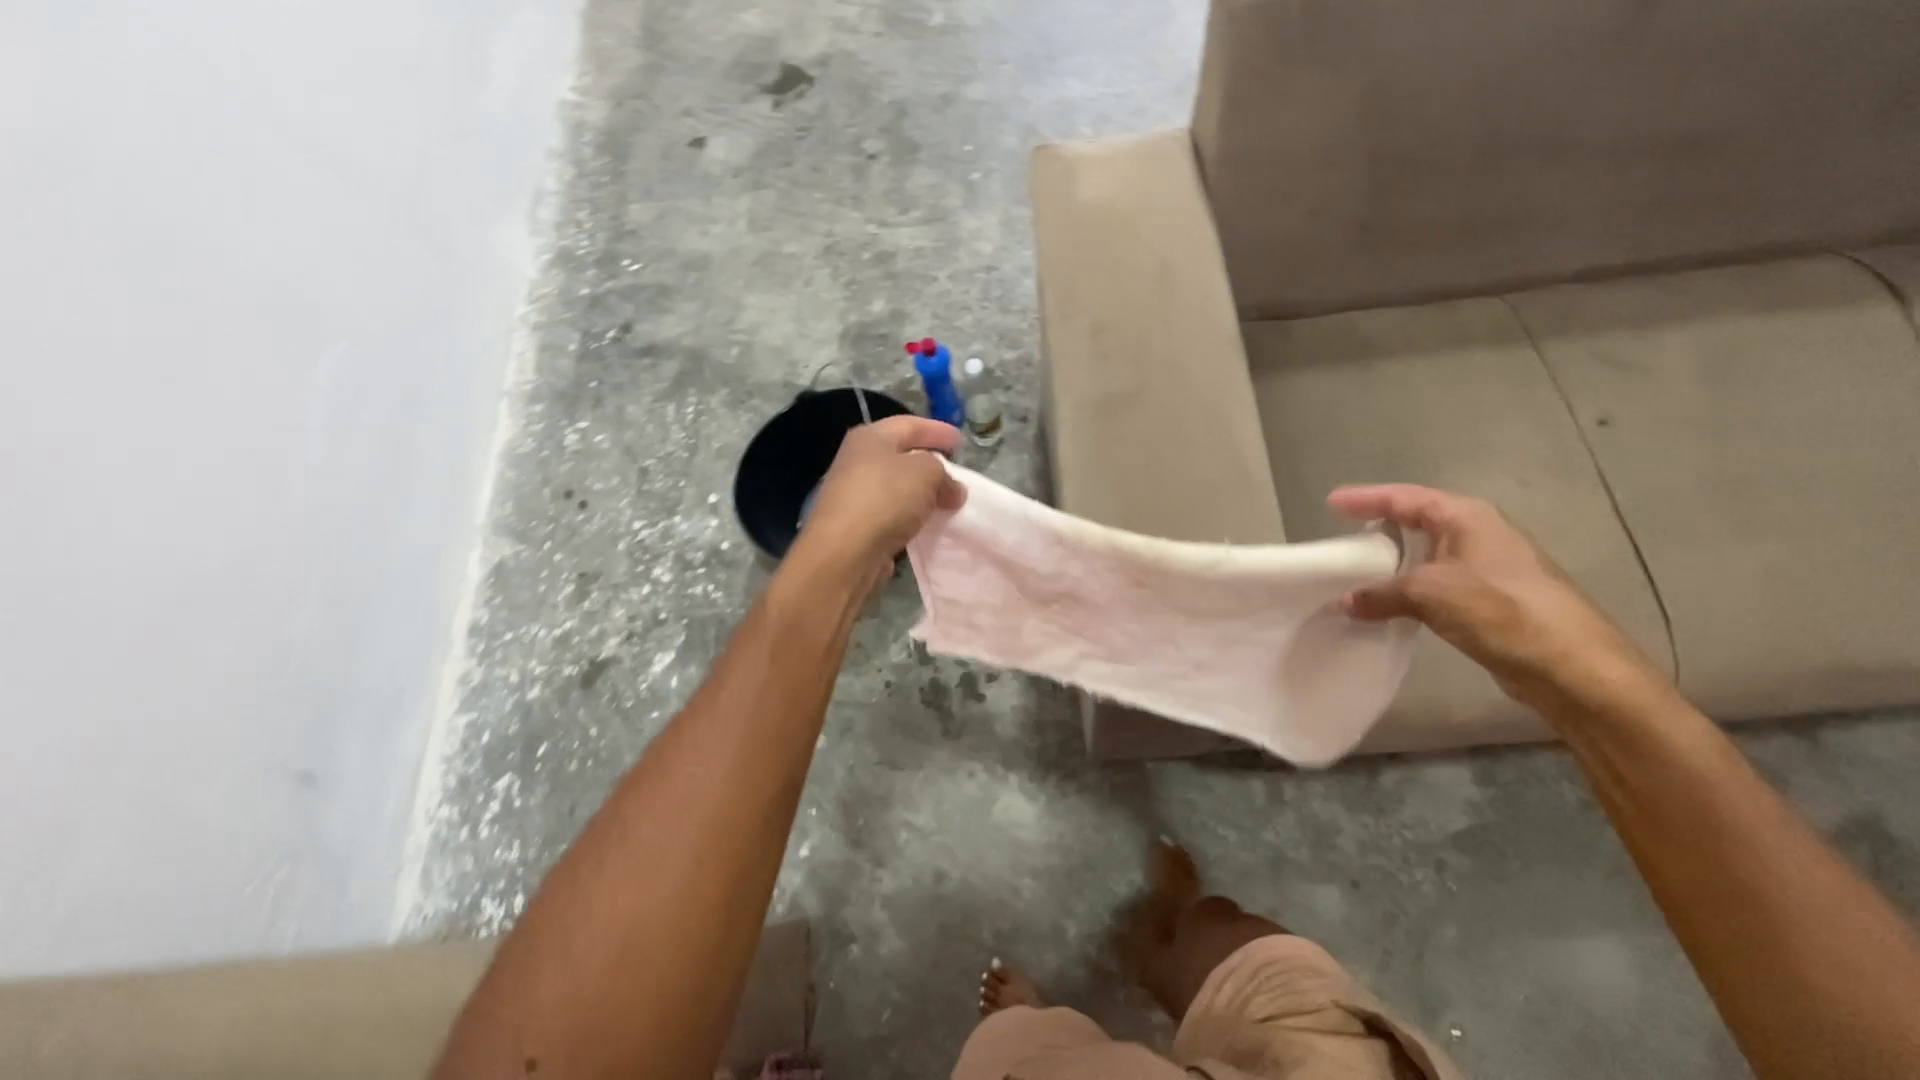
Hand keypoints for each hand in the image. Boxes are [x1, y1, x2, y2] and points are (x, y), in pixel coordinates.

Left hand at [792, 416, 964, 582]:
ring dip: (921, 493)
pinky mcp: (856, 526)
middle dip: (930, 463)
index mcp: (869, 438)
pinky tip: (926, 524)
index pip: (908, 425)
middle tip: (955, 473)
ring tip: (947, 502)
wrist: (844, 553)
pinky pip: (891, 513)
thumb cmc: (884, 499)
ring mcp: (854, 495)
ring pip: (896, 487)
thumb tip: (953, 489)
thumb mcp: (926, 473)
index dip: (936, 430)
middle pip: (900, 456)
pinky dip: (910, 516)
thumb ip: (944, 474)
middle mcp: (856, 462)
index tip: (959, 440)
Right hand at [1328, 484, 1666, 713]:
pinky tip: (1391, 608)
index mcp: (1466, 518)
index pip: (1406, 498)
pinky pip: (1437, 588)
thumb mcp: (1431, 593)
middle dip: (1381, 529)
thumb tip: (1348, 600)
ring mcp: (1487, 569)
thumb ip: (1383, 592)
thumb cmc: (1501, 610)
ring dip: (1394, 565)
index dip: (1367, 499)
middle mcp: (1478, 535)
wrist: (1569, 664)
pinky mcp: (1490, 603)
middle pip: (1419, 523)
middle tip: (1343, 539)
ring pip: (1428, 558)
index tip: (1331, 503)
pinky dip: (1409, 593)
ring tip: (1358, 575)